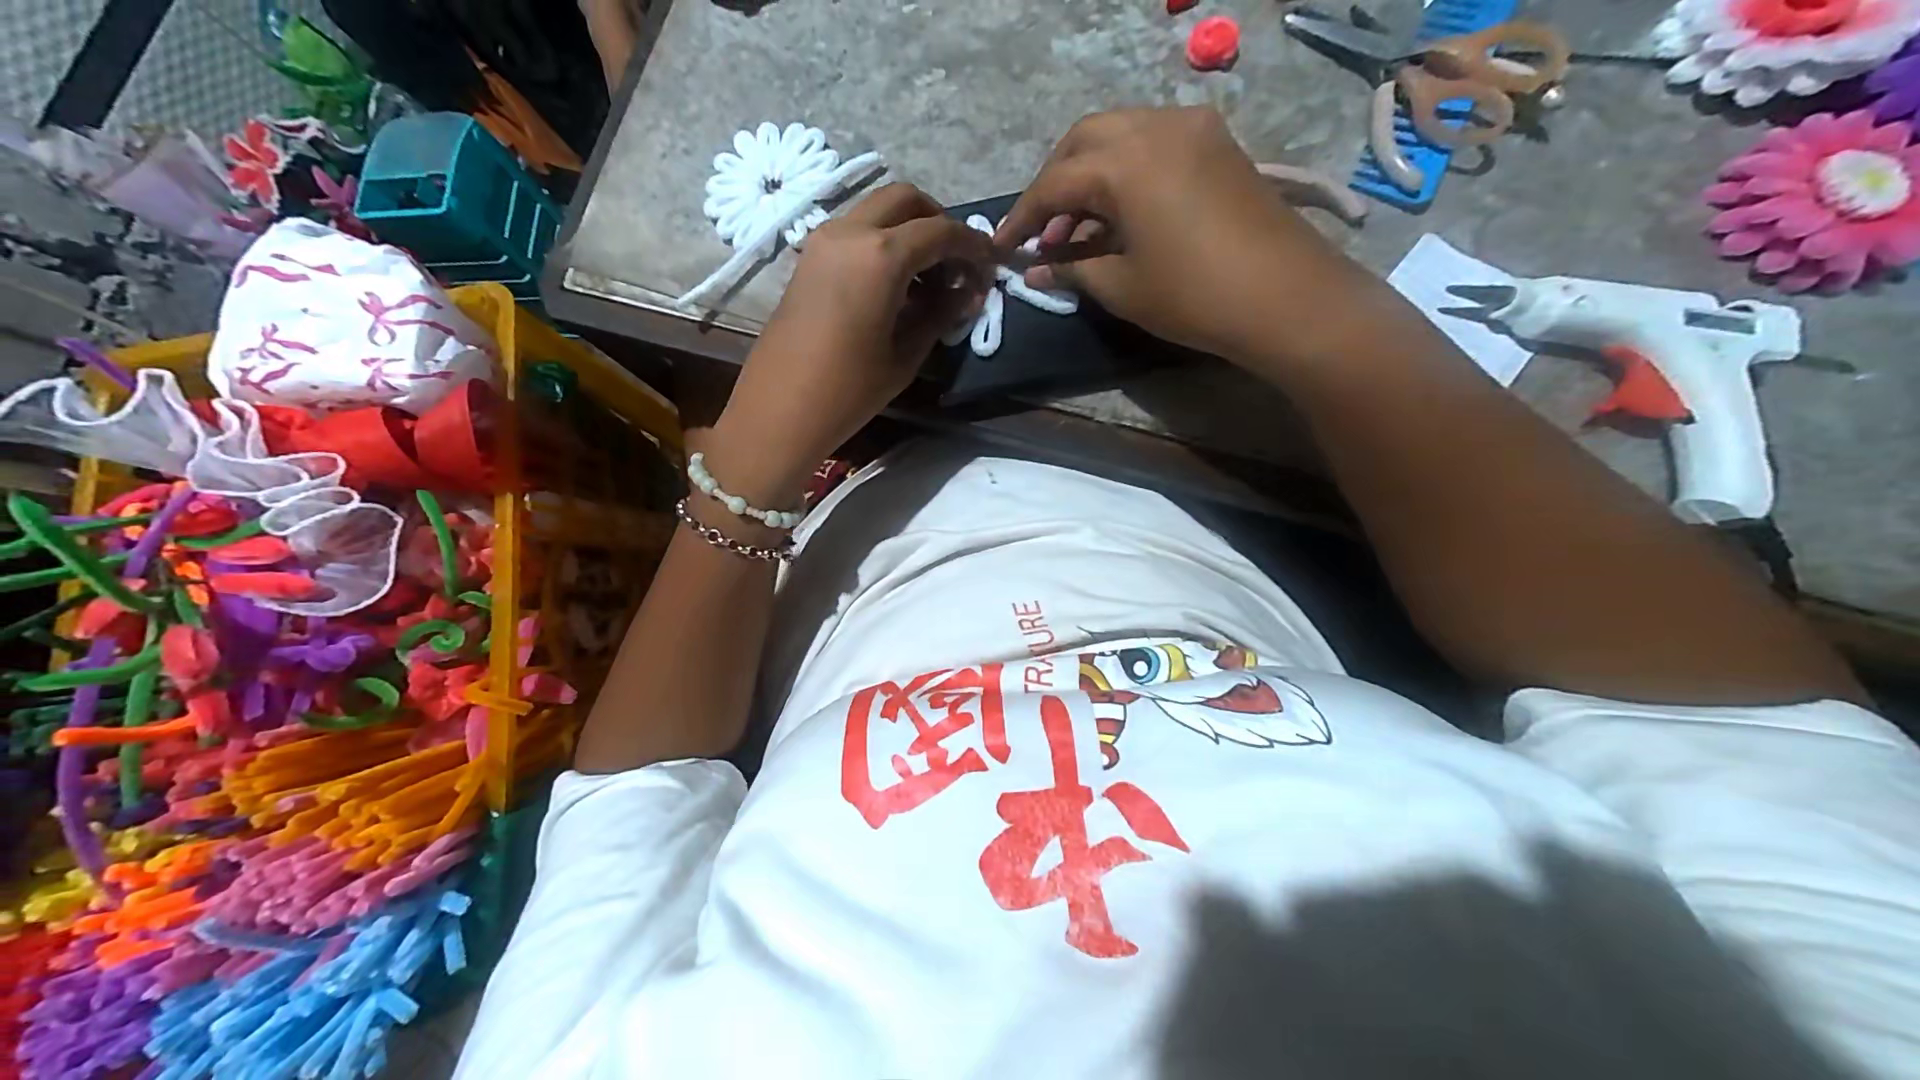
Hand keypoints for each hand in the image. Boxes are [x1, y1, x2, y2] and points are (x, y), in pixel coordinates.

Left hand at [706, 183, 990, 505]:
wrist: (780, 408)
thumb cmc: (849, 390)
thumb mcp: (906, 355)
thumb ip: (940, 314)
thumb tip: (967, 293)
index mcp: (881, 255)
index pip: (941, 231)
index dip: (973, 245)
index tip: (990, 265)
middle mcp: (851, 232)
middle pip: (906, 200)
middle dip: (938, 222)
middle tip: (956, 263)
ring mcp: (823, 241)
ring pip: (877, 211)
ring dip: (909, 231)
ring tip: (928, 280)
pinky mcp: (809, 258)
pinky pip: (855, 231)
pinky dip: (882, 242)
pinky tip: (895, 285)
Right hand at [995, 107, 1400, 367]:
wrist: (1287, 298)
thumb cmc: (1194, 296)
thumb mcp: (1121, 287)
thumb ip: (1071, 270)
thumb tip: (1034, 270)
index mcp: (1125, 161)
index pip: (1055, 183)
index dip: (1023, 217)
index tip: (1003, 246)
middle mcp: (1156, 127)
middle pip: (1084, 140)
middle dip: (1053, 183)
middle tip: (1041, 230)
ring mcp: (1194, 129)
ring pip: (1120, 135)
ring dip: (1089, 174)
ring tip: (1077, 229)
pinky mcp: (1218, 144)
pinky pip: (1154, 143)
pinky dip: (1125, 170)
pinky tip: (1120, 212)